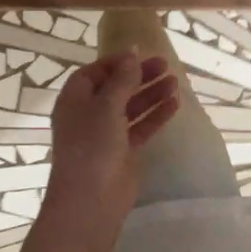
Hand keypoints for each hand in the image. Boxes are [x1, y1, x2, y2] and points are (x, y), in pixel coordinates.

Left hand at [47, 51, 180, 207]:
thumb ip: (122, 79)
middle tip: (165, 66)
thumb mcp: (106, 106)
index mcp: (75, 101)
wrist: (91, 198)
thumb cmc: (92, 146)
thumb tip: (131, 53)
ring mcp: (107, 134)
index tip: (139, 55)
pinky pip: (142, 126)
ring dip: (151, 94)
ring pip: (132, 107)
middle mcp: (89, 115)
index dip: (115, 63)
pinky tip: (174, 104)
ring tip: (175, 83)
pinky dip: (156, 115)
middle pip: (116, 88)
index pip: (93, 74)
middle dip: (139, 76)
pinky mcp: (124, 150)